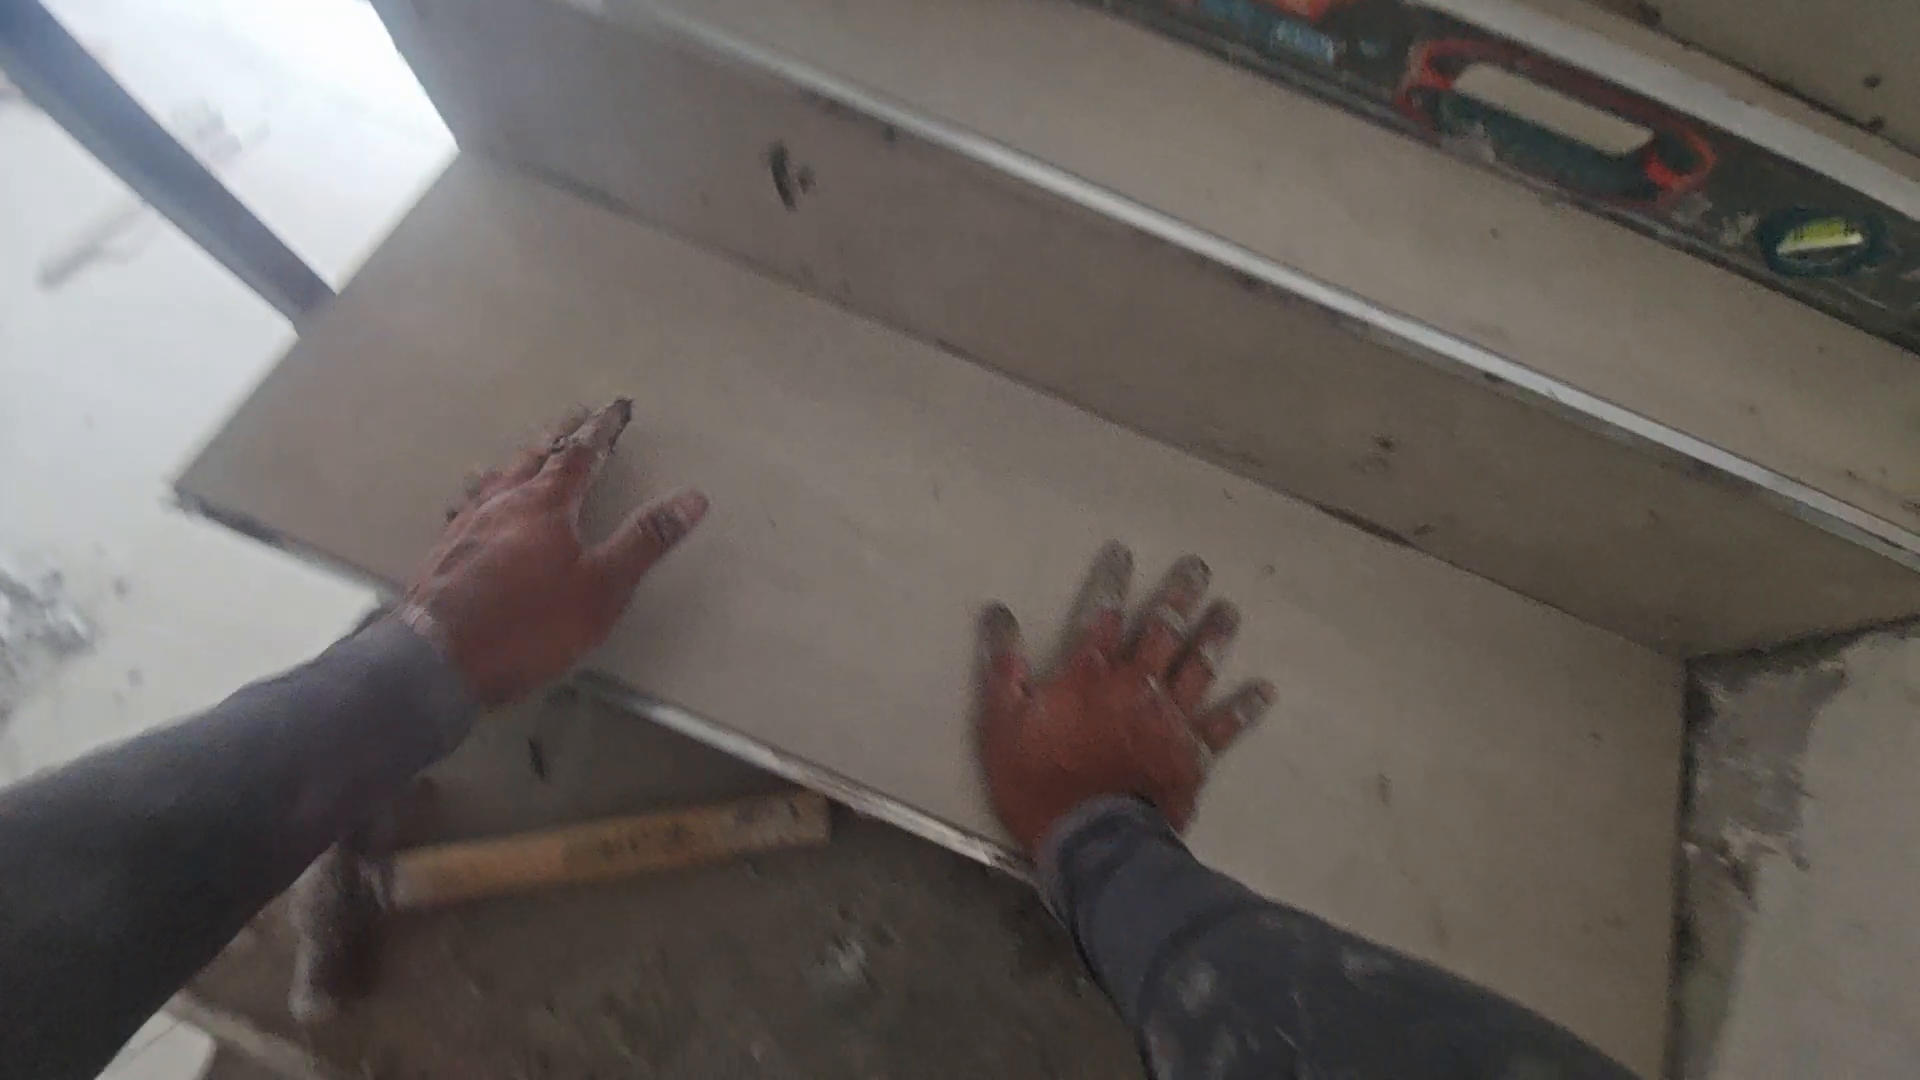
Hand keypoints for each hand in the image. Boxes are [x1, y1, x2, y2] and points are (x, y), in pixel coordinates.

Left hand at [398, 400, 708, 704]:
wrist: (436, 661)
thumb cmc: (530, 622)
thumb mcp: (604, 586)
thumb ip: (646, 540)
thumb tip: (691, 499)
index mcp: (546, 505)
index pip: (580, 455)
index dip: (601, 430)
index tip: (617, 408)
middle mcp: (502, 504)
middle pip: (534, 457)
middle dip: (560, 435)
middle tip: (575, 416)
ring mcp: (467, 526)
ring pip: (496, 478)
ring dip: (519, 459)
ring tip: (526, 451)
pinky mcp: (444, 552)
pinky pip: (467, 505)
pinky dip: (480, 492)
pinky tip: (470, 501)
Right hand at [976, 542, 1274, 856]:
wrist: (1086, 842)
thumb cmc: (1037, 779)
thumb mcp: (1002, 722)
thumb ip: (1003, 666)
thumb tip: (1000, 613)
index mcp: (1090, 673)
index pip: (1105, 613)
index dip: (1115, 580)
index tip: (1127, 551)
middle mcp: (1135, 684)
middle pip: (1162, 630)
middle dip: (1180, 595)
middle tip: (1198, 568)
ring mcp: (1169, 717)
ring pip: (1198, 666)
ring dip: (1215, 635)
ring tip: (1230, 610)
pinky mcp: (1192, 753)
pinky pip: (1224, 726)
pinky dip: (1244, 708)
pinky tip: (1265, 690)